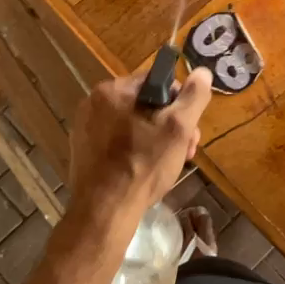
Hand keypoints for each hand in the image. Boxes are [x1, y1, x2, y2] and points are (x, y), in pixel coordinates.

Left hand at [67, 65, 212, 224]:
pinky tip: (142, 170)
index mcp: (114, 89)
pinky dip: (132, 150)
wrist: (104, 212)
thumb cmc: (143, 165)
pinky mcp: (82, 149)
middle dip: (169, 125)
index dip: (180, 104)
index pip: (158, 82)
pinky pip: (116, 140)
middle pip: (146, 105)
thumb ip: (193, 96)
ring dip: (154, 139)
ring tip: (167, 165)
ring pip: (132, 123)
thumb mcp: (178, 128)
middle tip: (184, 151)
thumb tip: (202, 72)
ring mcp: (85, 127)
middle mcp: (94, 102)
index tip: (189, 131)